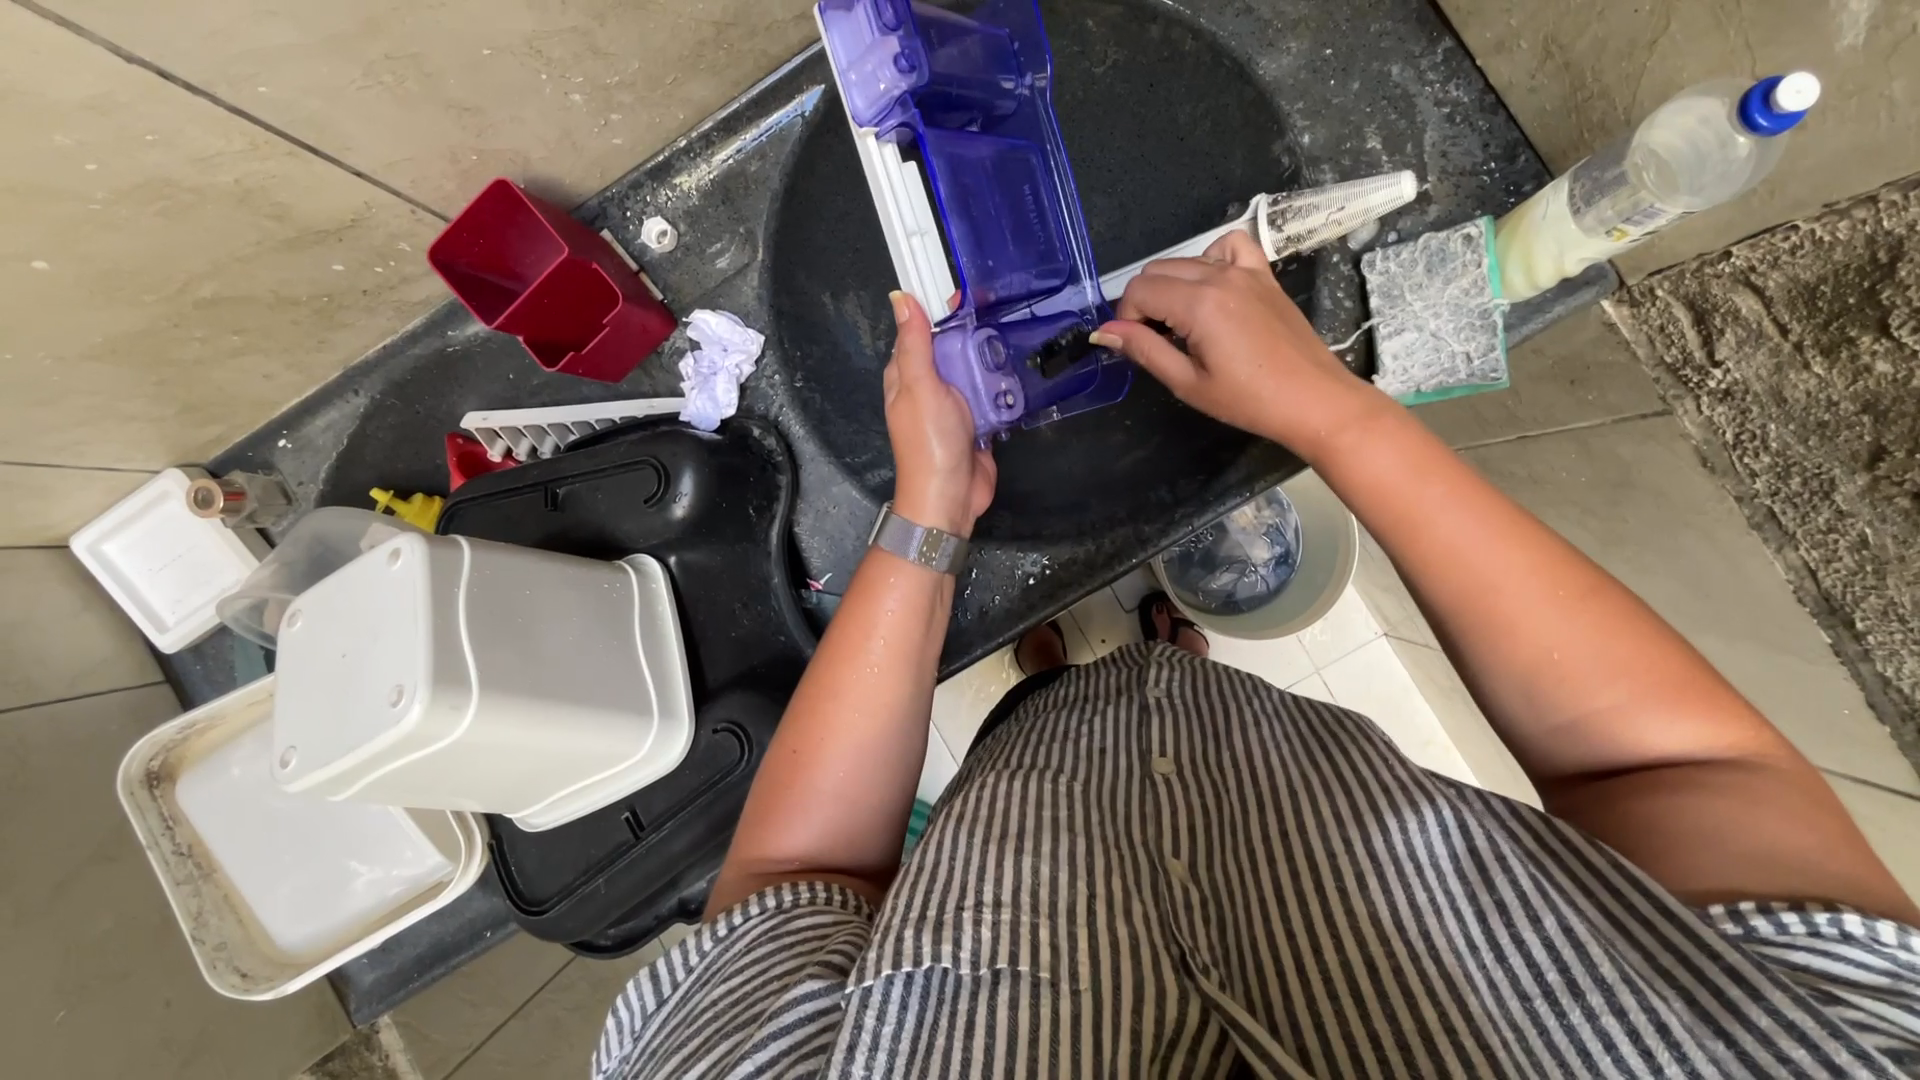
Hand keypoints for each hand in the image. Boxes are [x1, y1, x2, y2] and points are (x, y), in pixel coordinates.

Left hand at [884, 291, 996, 536]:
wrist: (951, 497)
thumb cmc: (929, 441)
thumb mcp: (920, 385)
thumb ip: (915, 343)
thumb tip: (900, 297)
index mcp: (907, 376)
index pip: (919, 332)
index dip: (938, 311)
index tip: (965, 290)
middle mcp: (930, 387)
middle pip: (953, 350)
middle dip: (973, 334)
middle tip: (1000, 310)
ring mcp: (956, 406)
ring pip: (975, 370)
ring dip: (992, 360)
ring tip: (1014, 336)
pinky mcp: (979, 422)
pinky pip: (993, 395)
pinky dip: (1003, 387)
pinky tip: (1019, 371)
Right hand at [1089, 231, 1391, 461]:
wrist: (1313, 399)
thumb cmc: (1248, 401)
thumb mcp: (1188, 383)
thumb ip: (1144, 350)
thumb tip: (1103, 332)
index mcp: (1199, 304)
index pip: (1139, 291)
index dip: (1126, 319)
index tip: (1134, 345)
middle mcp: (1219, 276)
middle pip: (1156, 270)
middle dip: (1143, 302)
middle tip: (1155, 340)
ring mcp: (1245, 271)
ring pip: (1186, 260)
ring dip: (1170, 287)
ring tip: (1181, 324)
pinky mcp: (1264, 275)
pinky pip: (1229, 246)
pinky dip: (1210, 259)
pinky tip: (1210, 288)